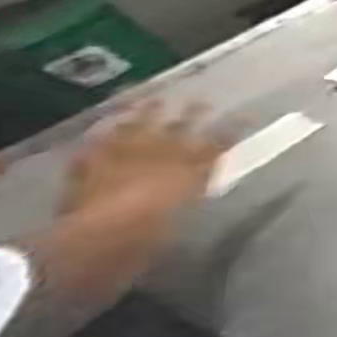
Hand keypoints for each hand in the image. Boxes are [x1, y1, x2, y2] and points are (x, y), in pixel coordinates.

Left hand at [60, 100, 231, 217]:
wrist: (98, 237)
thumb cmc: (153, 231)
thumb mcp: (186, 210)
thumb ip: (195, 188)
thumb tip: (205, 176)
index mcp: (196, 165)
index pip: (222, 139)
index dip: (234, 126)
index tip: (245, 114)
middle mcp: (166, 152)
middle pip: (184, 125)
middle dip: (195, 112)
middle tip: (202, 99)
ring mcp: (125, 154)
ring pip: (140, 125)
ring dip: (148, 112)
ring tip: (155, 100)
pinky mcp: (91, 161)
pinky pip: (98, 140)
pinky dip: (105, 131)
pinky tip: (107, 123)